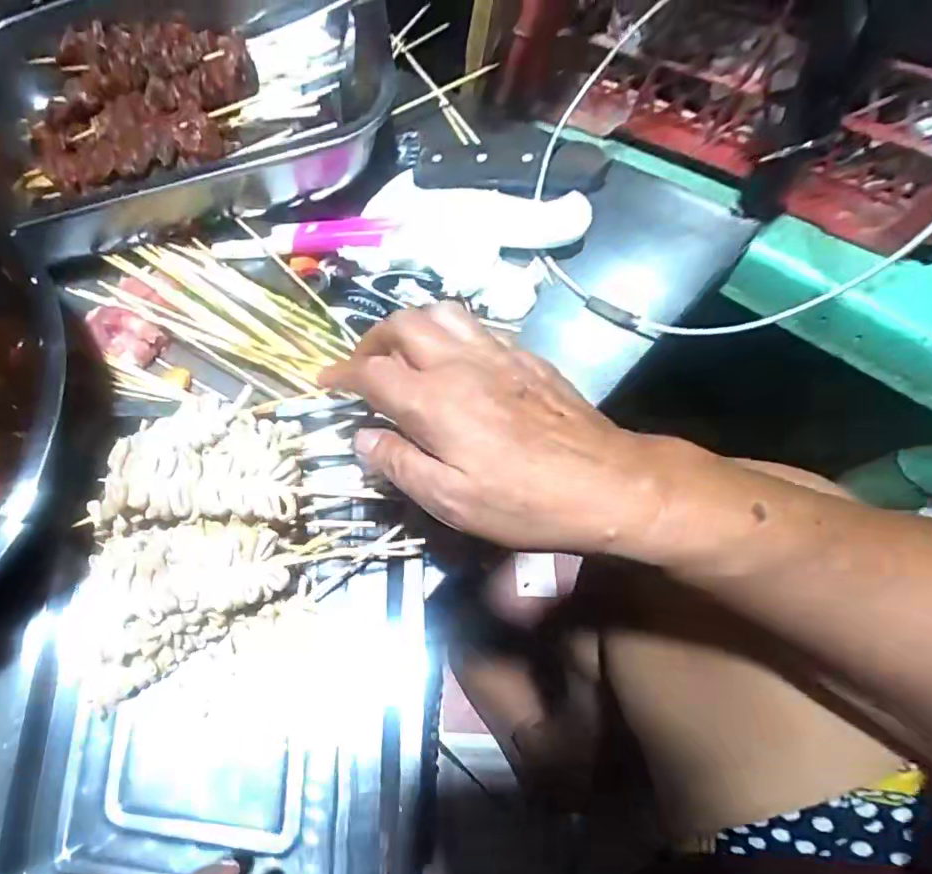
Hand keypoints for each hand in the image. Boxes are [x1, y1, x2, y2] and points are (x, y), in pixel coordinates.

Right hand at [321, 304, 730, 560]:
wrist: (606, 484)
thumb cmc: (521, 502)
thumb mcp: (449, 500)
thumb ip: (399, 464)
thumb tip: (362, 438)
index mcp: (433, 401)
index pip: (372, 371)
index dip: (341, 373)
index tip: (325, 383)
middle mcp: (459, 365)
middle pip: (402, 325)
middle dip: (372, 340)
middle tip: (362, 366)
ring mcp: (497, 354)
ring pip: (441, 313)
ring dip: (411, 326)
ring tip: (403, 354)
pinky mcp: (526, 357)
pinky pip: (476, 326)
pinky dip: (449, 333)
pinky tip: (453, 360)